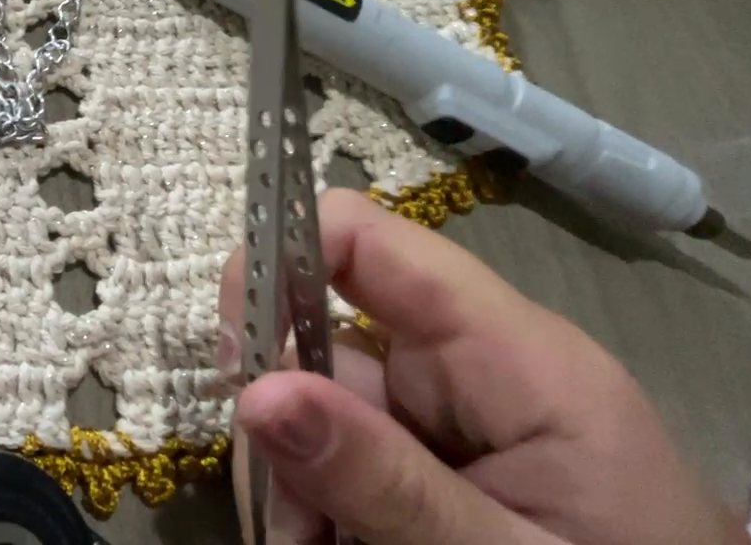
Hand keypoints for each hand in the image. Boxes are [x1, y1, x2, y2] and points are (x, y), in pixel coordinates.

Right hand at [221, 189, 746, 544]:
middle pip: (313, 330)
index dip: (281, 257)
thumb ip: (389, 483)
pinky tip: (319, 538)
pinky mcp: (417, 451)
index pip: (365, 237)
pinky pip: (321, 441)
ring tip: (310, 544)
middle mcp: (461, 362)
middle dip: (278, 411)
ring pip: (302, 396)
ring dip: (284, 471)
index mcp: (513, 353)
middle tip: (290, 514)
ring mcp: (433, 409)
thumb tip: (252, 391)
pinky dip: (300, 494)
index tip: (237, 352)